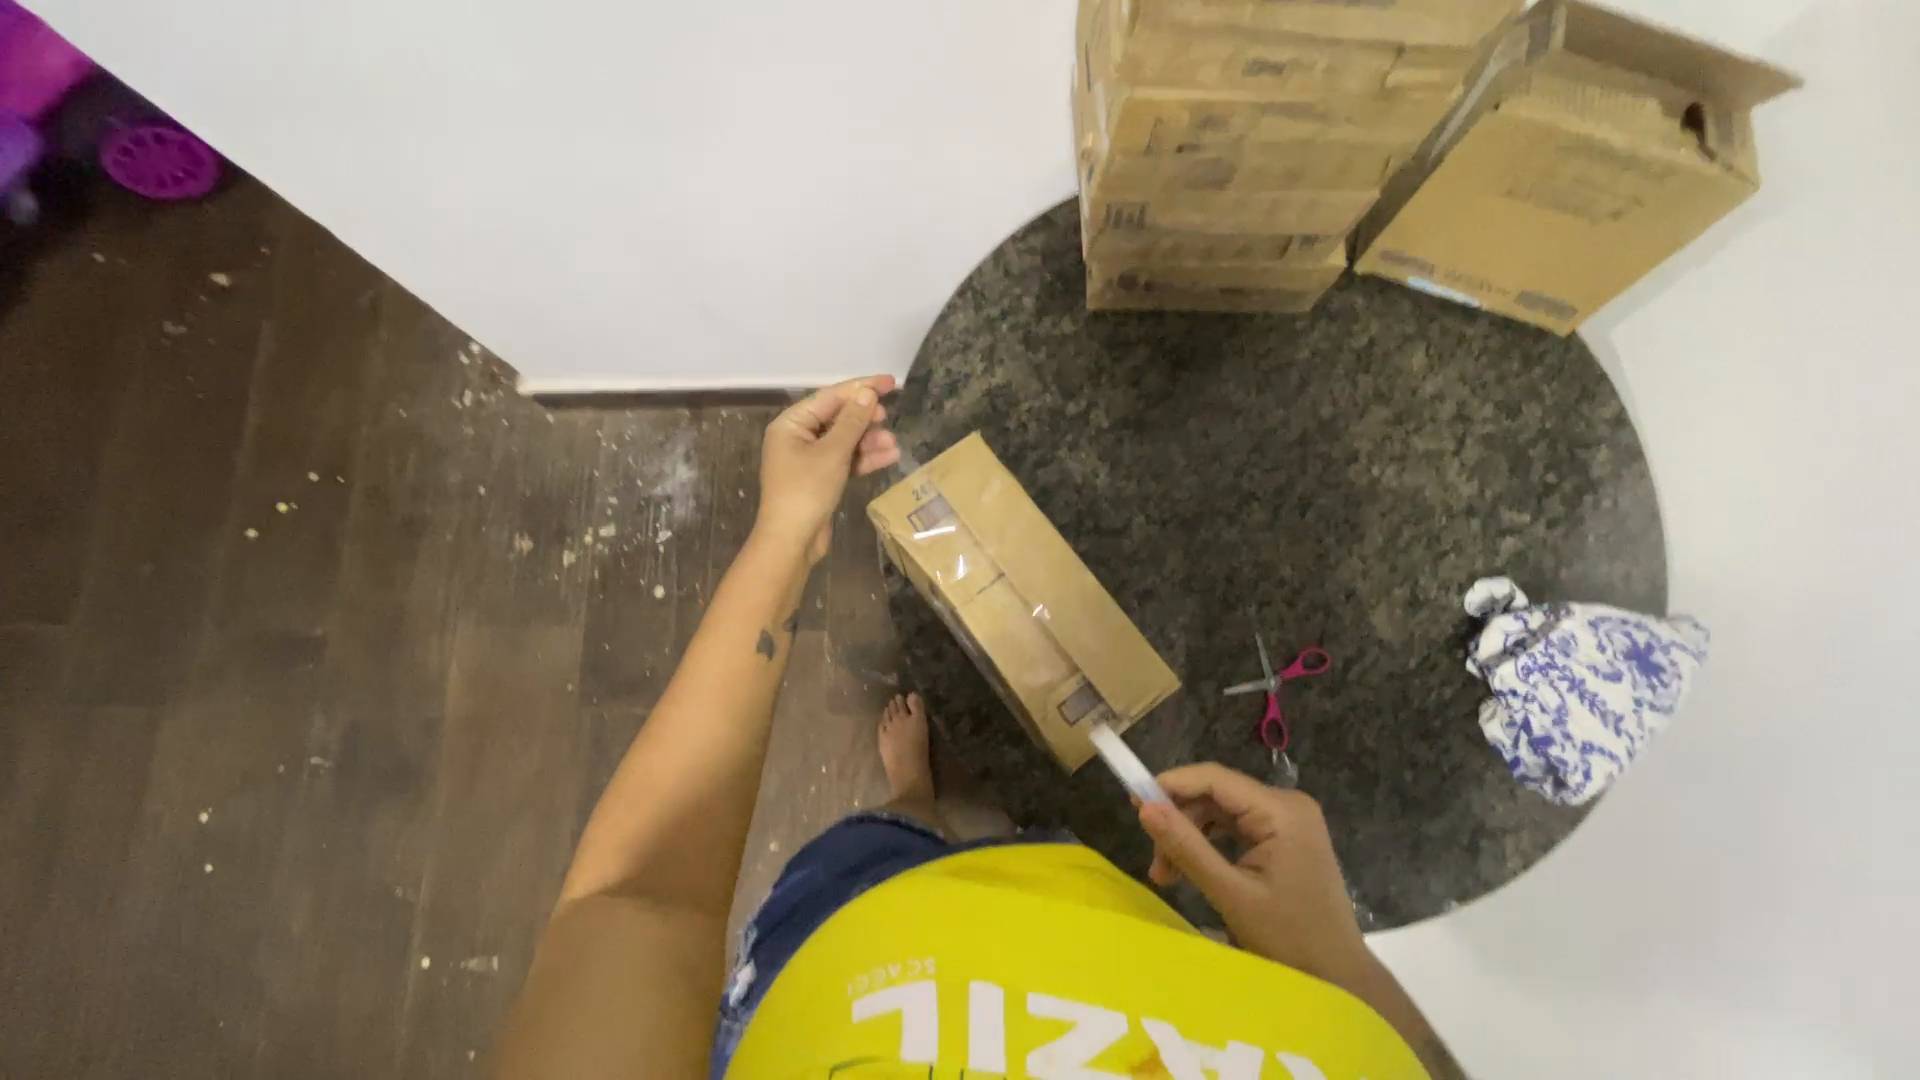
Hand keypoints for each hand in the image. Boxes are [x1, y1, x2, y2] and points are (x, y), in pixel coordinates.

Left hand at [755, 375, 900, 562]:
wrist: (792, 540)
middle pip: (838, 417)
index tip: (890, 382)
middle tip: (888, 417)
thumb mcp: (832, 452)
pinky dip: (864, 459)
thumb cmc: (806, 491)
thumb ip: (852, 421)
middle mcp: (797, 437)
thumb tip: (867, 393)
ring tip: (892, 444)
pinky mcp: (821, 479)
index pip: (830, 396)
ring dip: (869, 441)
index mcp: (791, 424)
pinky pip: (845, 460)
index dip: (861, 388)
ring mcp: (809, 459)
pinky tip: (888, 457)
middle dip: (865, 418)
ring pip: (845, 440)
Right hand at [1137, 763, 1368, 985]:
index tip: (1132, 802)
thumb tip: (1143, 808)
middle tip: (1155, 860)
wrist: (1340, 980)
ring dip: (1189, 835)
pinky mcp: (1284, 836)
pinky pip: (1234, 826)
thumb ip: (1186, 847)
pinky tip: (1190, 868)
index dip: (1170, 784)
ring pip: (1220, 811)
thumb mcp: (1230, 893)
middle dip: (1179, 821)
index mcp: (1281, 810)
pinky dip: (1209, 844)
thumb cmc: (1289, 939)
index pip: (1214, 778)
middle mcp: (1286, 804)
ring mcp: (1287, 820)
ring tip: (1167, 874)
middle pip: (1215, 794)